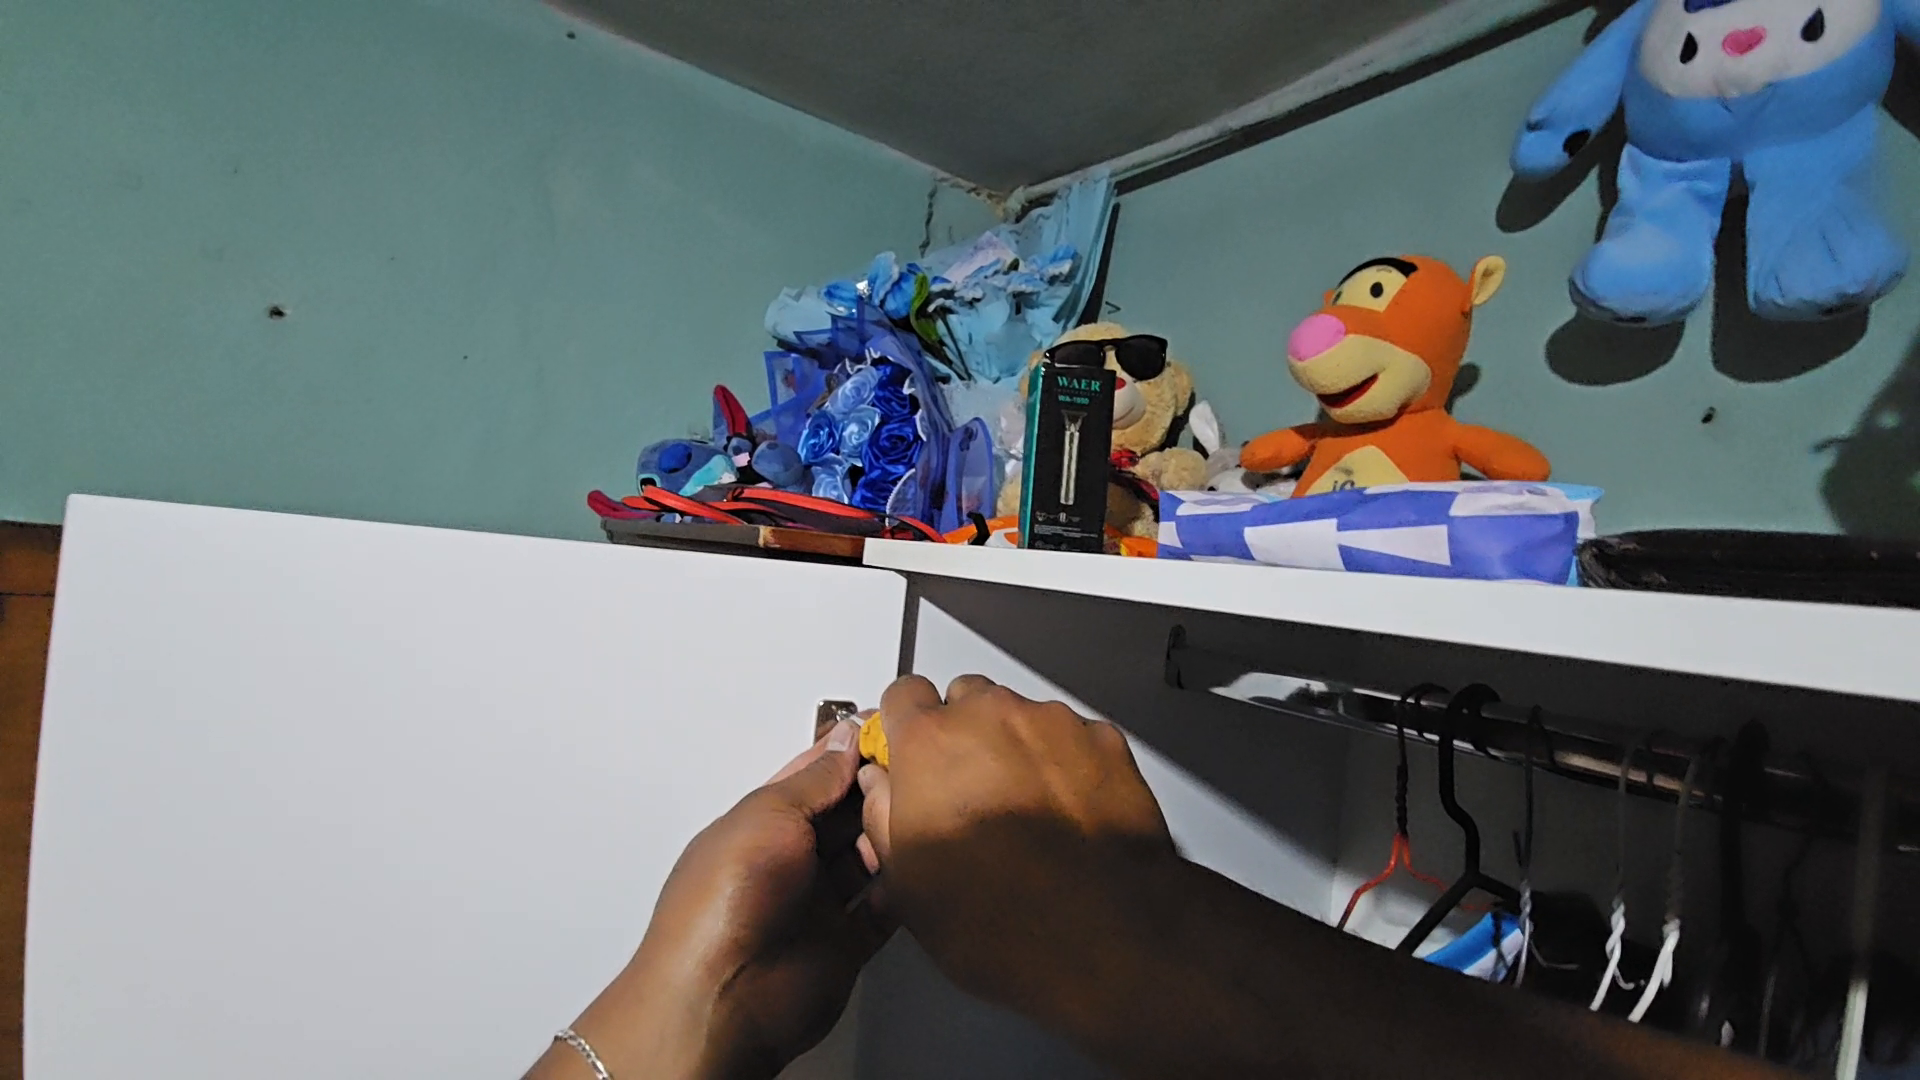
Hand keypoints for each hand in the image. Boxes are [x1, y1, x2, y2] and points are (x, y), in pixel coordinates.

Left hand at [528, 721, 888, 1079]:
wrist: (722, 1001)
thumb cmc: (727, 899)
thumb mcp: (769, 815)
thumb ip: (816, 778)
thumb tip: (847, 739)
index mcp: (765, 820)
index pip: (815, 773)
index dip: (850, 750)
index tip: (888, 727)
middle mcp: (793, 856)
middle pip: (846, 811)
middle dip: (877, 789)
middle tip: (916, 768)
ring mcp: (819, 900)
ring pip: (869, 854)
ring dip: (891, 834)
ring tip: (919, 813)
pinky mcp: (845, 941)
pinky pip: (885, 905)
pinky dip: (903, 885)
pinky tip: (920, 864)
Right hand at [856, 676, 1174, 1024]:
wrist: (1103, 938)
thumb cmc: (999, 920)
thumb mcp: (908, 881)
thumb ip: (882, 813)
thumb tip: (881, 783)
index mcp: (931, 742)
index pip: (904, 694)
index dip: (904, 724)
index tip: (911, 752)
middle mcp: (990, 715)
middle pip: (965, 697)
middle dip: (963, 733)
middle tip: (971, 789)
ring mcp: (1051, 722)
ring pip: (1020, 714)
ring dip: (1016, 745)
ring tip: (1027, 807)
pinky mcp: (1102, 739)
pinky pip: (1072, 734)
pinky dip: (1066, 760)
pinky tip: (1070, 809)